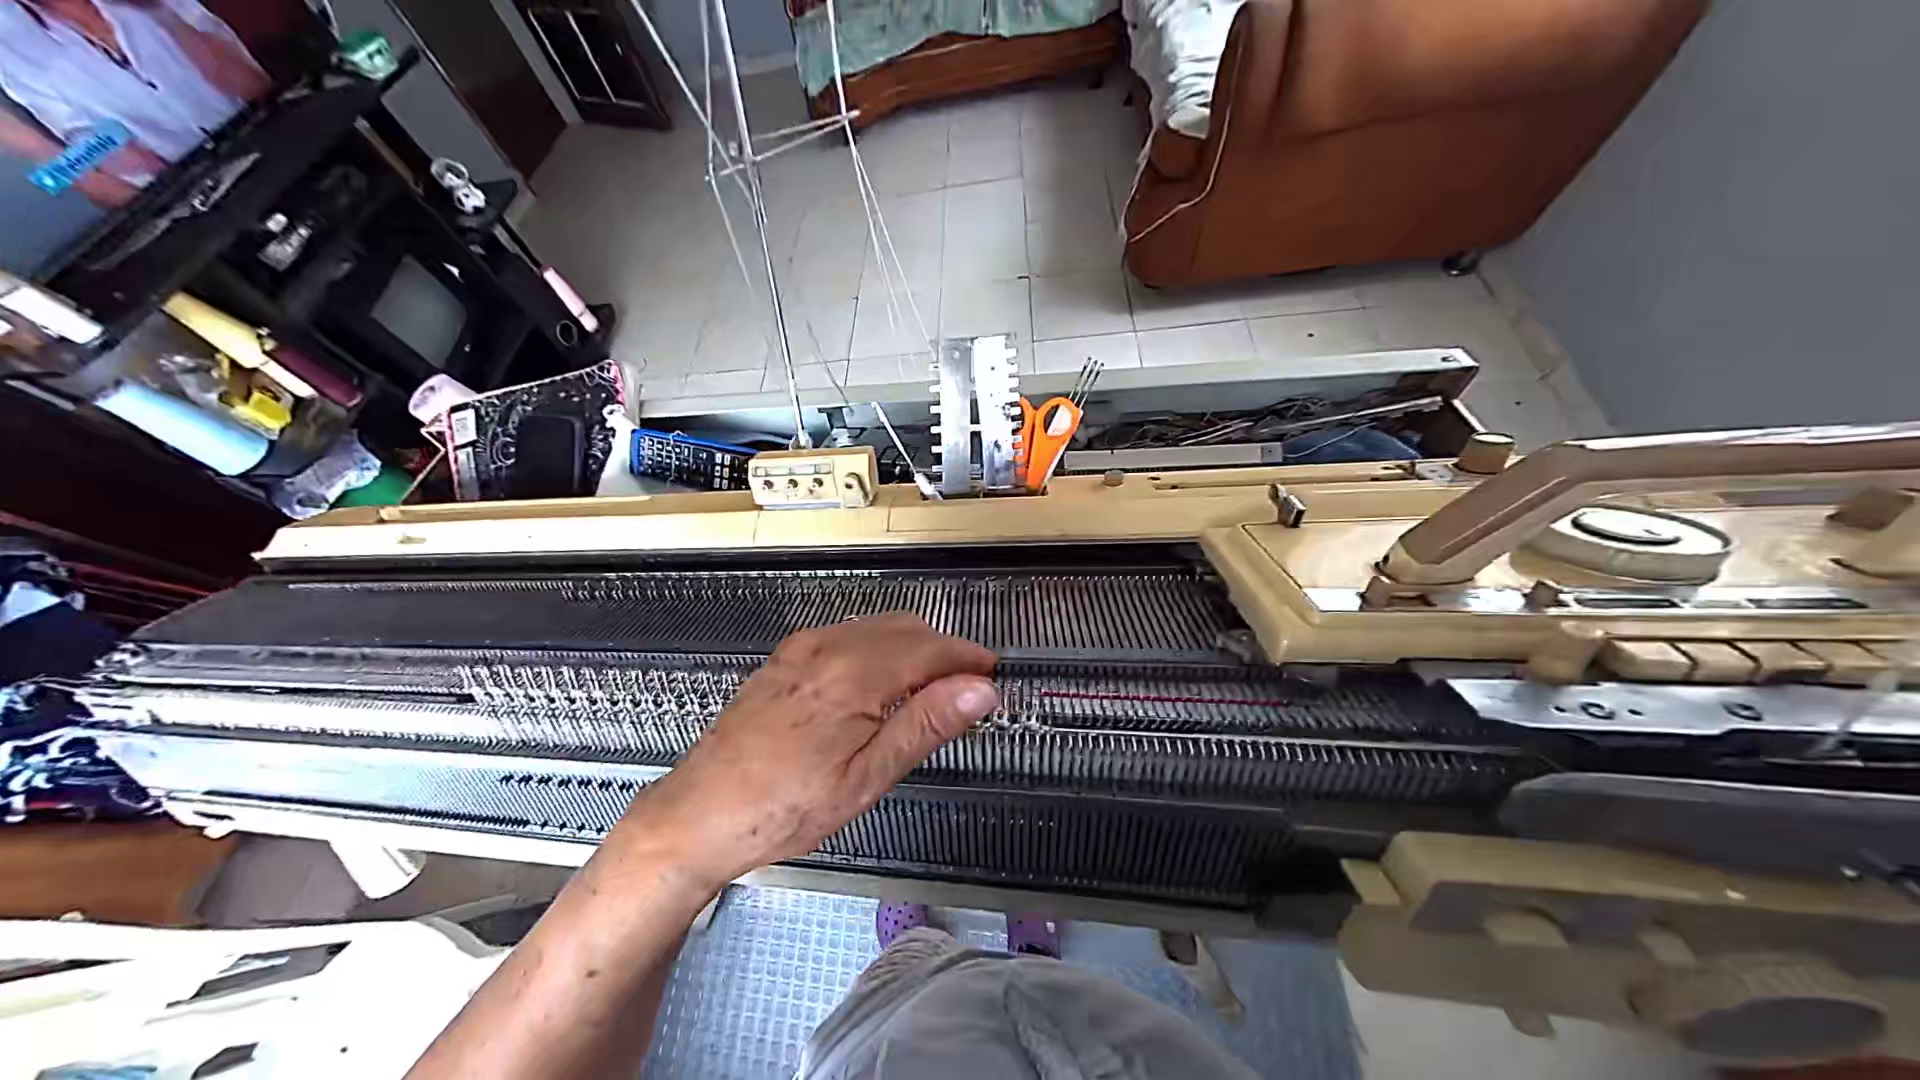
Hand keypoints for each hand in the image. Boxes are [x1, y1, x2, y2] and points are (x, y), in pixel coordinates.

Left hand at [615, 613, 998, 888]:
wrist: (699, 813)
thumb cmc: (783, 807)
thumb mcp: (866, 776)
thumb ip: (926, 723)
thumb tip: (980, 689)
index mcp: (853, 673)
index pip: (932, 648)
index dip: (969, 660)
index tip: (992, 679)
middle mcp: (828, 645)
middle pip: (908, 628)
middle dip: (944, 653)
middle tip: (964, 695)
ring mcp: (803, 647)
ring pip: (879, 628)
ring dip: (913, 650)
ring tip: (927, 696)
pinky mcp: (787, 657)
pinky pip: (850, 635)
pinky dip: (880, 650)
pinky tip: (879, 689)